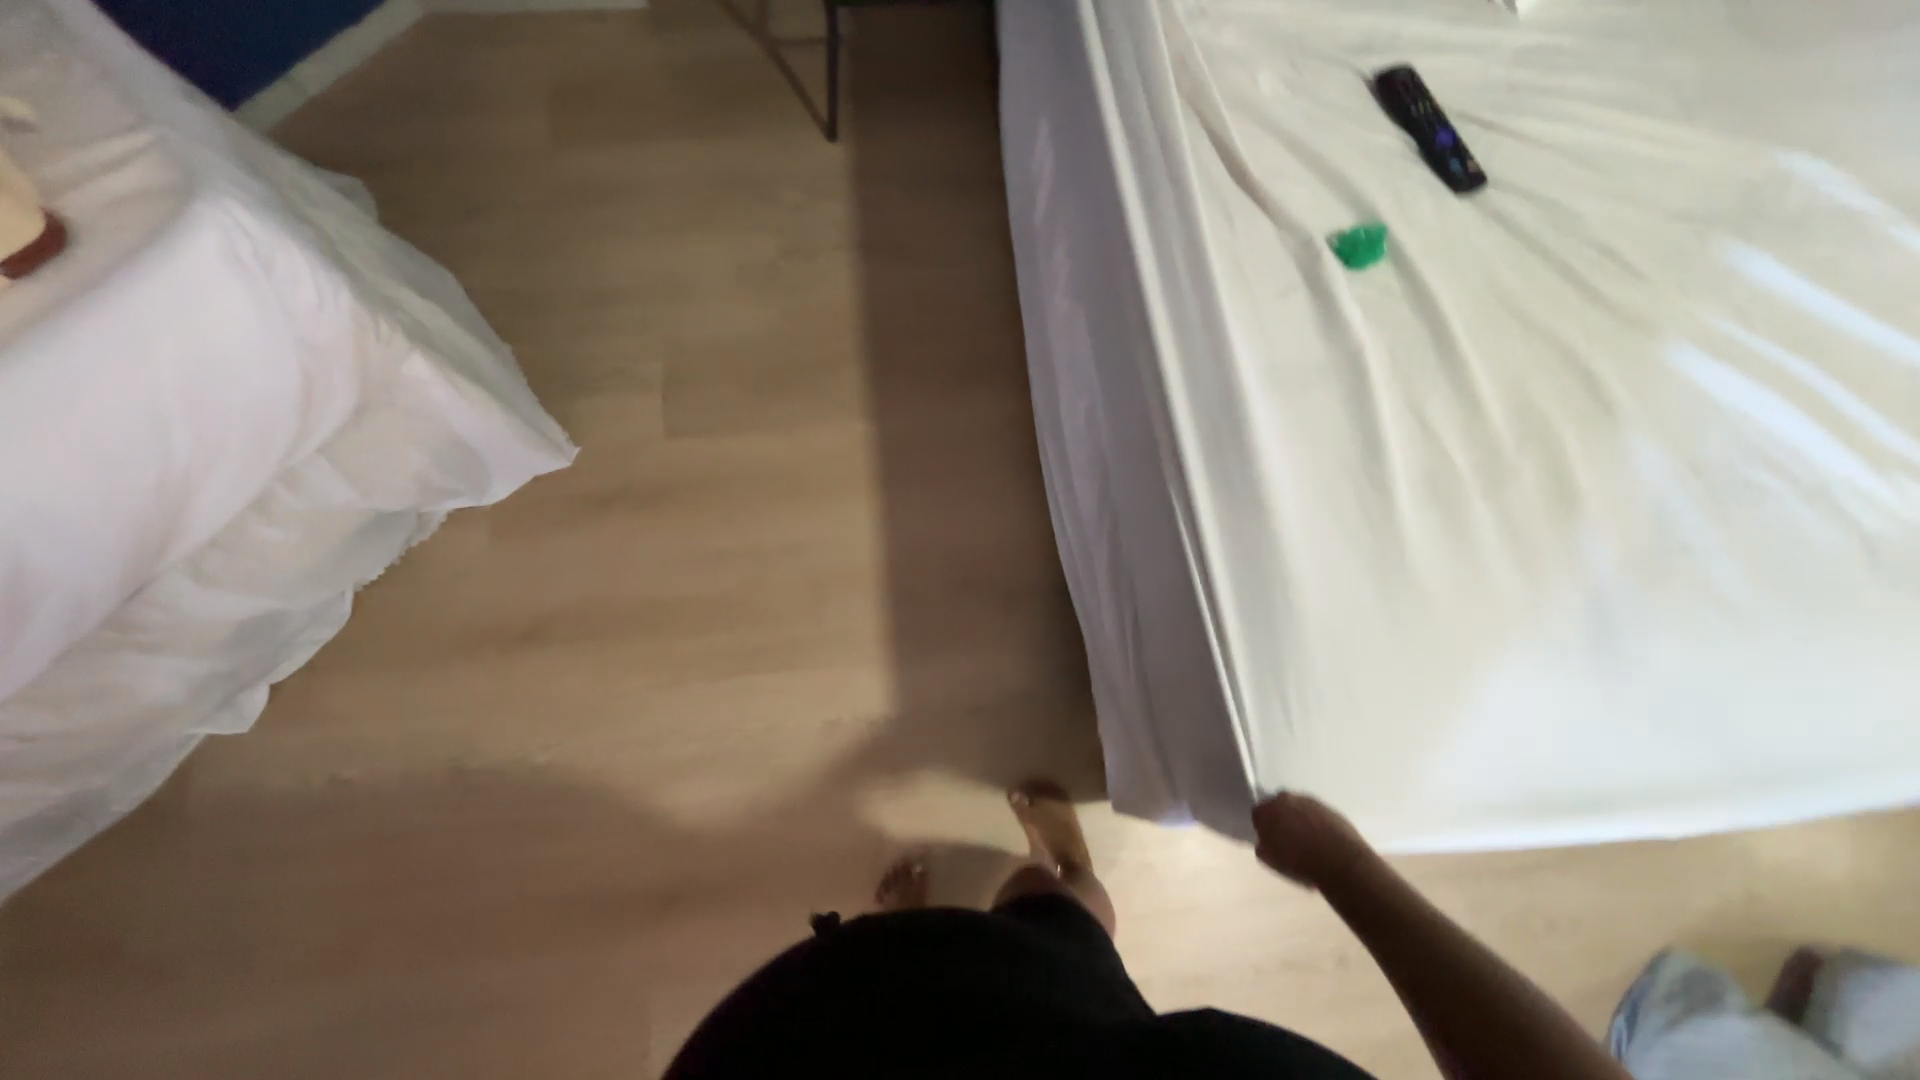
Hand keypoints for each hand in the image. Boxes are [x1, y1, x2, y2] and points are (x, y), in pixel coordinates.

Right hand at [1251, 792, 1372, 890]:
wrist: (1341, 862)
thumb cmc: (1299, 863)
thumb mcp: (1270, 860)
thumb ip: (1262, 845)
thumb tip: (1266, 841)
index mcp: (1265, 810)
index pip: (1258, 813)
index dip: (1264, 827)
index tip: (1270, 840)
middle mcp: (1285, 799)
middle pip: (1279, 806)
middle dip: (1282, 819)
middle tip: (1288, 839)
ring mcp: (1309, 800)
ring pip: (1299, 808)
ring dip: (1300, 820)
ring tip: (1309, 842)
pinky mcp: (1329, 806)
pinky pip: (1317, 814)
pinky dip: (1317, 823)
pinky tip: (1323, 841)